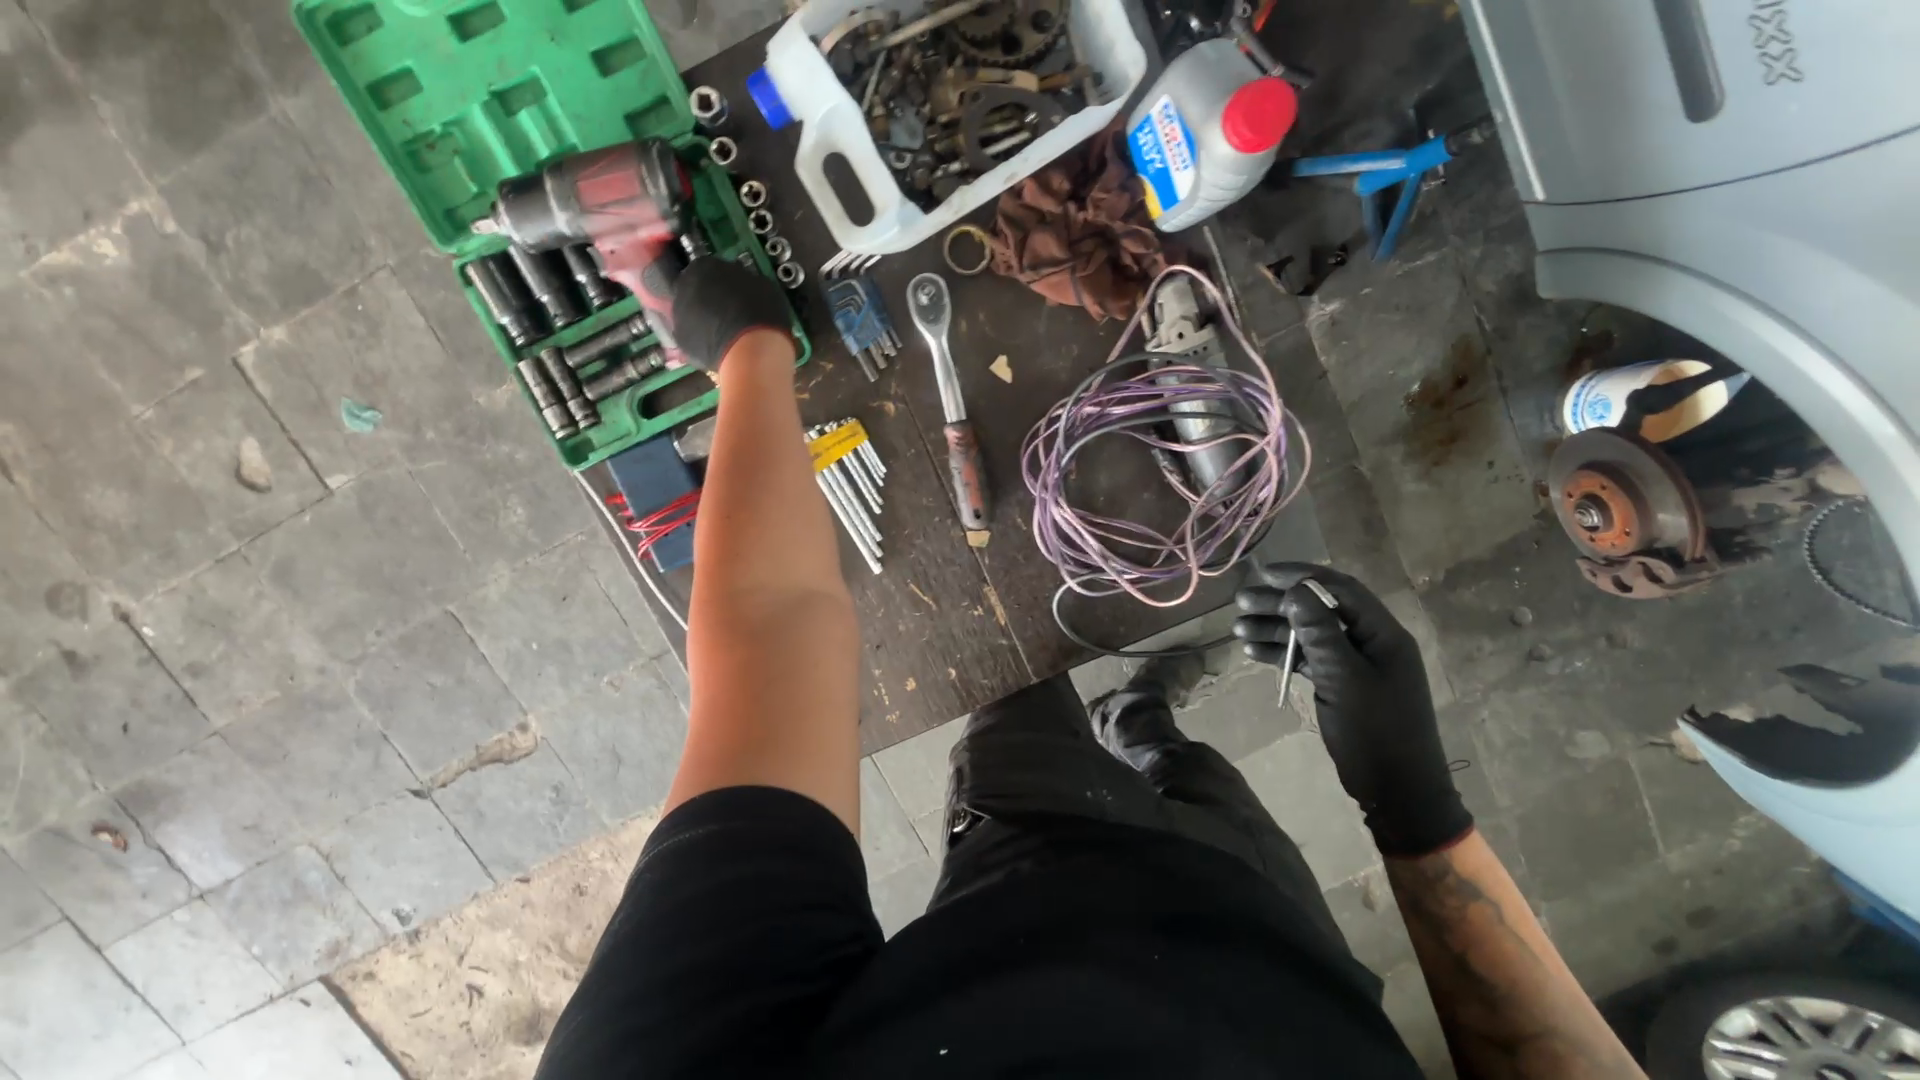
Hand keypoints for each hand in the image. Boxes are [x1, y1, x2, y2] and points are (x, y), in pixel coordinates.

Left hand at [668, 257, 793, 370]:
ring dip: (702, 320)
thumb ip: (743, 280)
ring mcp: (678, 315)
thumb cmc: (761, 312)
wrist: (752, 351)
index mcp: (703, 266)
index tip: (733, 288)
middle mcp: (683, 286)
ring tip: (723, 333)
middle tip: (726, 310)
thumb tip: (741, 283)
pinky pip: (692, 337)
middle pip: (693, 289)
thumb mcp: (760, 285)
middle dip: (707, 298)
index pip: (708, 267)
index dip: (721, 279)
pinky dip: (702, 341)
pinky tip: (719, 348)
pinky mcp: (680, 342)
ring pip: (690, 314)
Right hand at [1233, 563, 1471, 856]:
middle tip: (1240, 602)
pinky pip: (1312, 660)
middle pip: (1321, 610)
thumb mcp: (1343, 678)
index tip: (1263, 574)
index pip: (1340, 590)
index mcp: (1383, 634)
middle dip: (1280, 604)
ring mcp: (1358, 665)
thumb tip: (1295, 591)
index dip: (1301, 577)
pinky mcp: (1345, 686)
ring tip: (1238, 630)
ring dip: (1276, 630)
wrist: (1399, 791)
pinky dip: (1284, 654)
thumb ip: (1320, 632)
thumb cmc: (1375, 732)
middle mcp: (1372, 642)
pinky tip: (1254, 653)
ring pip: (1312, 635)